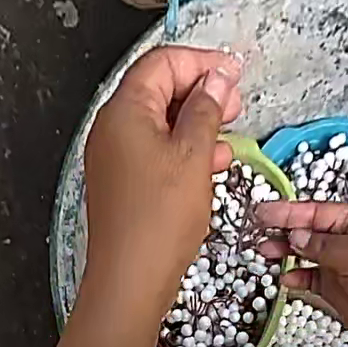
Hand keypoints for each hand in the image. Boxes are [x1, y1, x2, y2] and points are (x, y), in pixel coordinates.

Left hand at [82, 47, 242, 312]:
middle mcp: (112, 132)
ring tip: (227, 142)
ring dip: (194, 130)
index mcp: (124, 112)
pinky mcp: (121, 190)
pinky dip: (180, 157)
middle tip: (235, 107)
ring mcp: (114, 163)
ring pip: (158, 130)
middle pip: (158, 94)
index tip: (234, 76)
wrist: (130, 282)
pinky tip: (208, 169)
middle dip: (200, 97)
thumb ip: (206, 112)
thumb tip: (216, 82)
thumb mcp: (193, 157)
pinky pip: (152, 160)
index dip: (201, 65)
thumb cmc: (159, 221)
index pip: (162, 65)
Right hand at [255, 200, 347, 342]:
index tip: (261, 213)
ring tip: (262, 254)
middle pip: (306, 231)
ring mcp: (337, 263)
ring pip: (303, 254)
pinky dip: (295, 277)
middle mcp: (343, 239)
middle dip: (280, 232)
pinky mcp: (332, 287)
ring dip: (283, 253)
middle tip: (255, 234)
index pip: (314, 212)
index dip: (286, 212)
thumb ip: (321, 244)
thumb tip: (295, 236)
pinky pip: (308, 278)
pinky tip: (283, 278)